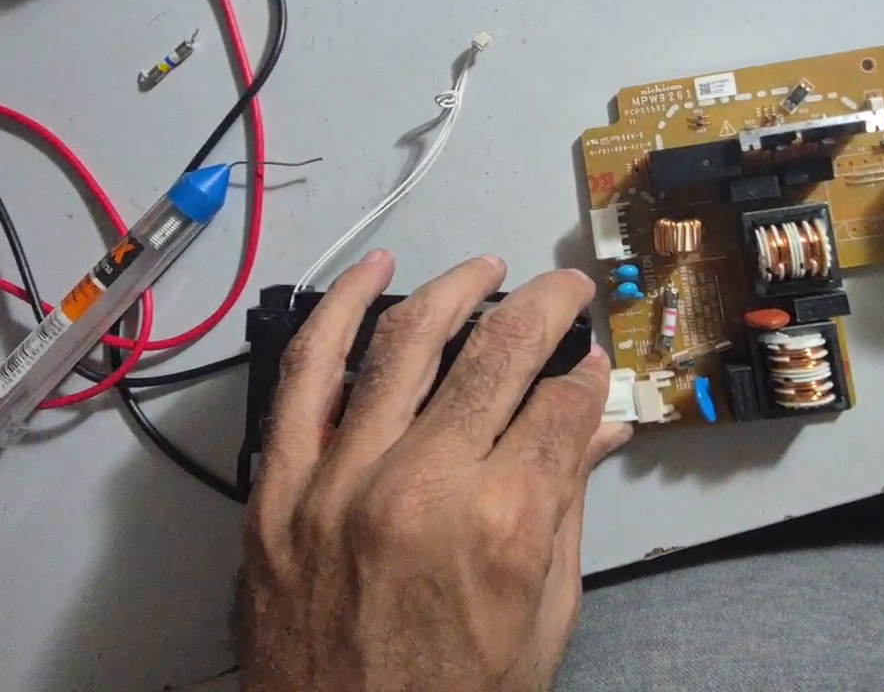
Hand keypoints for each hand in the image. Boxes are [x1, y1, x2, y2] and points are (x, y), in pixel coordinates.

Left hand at [236, 251, 630, 691]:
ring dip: (458, 286)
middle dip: (547, 305)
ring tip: (488, 265)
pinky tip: (373, 269)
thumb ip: (569, 503)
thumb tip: (602, 423)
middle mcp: (424, 486)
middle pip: (499, 353)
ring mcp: (342, 477)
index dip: (590, 376)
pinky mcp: (281, 483)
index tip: (594, 361)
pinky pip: (306, 370)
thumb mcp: (542, 618)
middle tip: (566, 286)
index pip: (563, 407)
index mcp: (502, 527)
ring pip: (408, 340)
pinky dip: (339, 306)